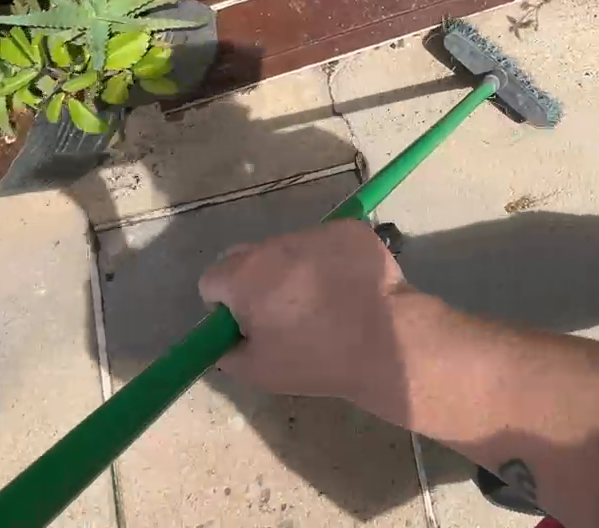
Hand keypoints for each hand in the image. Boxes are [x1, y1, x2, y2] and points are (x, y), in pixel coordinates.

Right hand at [198, 219, 413, 401]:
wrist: (385, 338)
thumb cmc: (316, 358)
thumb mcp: (255, 369)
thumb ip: (226, 348)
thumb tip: (225, 334)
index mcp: (245, 275)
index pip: (213, 277)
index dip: (224, 302)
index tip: (246, 321)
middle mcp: (278, 243)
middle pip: (250, 255)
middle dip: (255, 279)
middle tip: (282, 310)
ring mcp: (319, 231)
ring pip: (291, 246)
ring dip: (295, 266)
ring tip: (324, 298)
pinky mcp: (352, 228)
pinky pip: (328, 241)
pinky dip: (331, 258)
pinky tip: (348, 284)